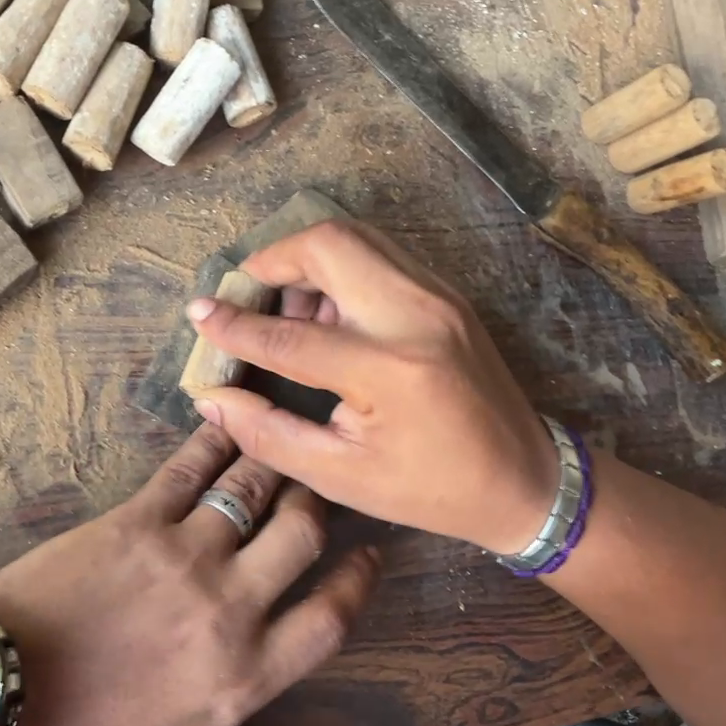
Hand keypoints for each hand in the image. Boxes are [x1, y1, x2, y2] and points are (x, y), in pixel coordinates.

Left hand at [0, 425, 379, 725]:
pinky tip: (224, 420)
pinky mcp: (131, 523)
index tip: (371, 555)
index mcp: (242, 676)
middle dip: (319, 506)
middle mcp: (226, 605)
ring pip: (250, 492)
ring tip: (285, 445)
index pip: (329, 619)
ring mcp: (179, 556)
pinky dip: (212, 444)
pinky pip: (185, 472)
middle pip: (299, 535)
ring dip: (275, 466)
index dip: (359, 582)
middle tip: (320, 491)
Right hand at [185, 220, 557, 554]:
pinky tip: (327, 313)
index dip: (235, 325)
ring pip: (355, 238)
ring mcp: (438, 295)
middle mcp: (415, 315)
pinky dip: (340, 268)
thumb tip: (211, 397)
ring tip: (286, 309)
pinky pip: (379, 254)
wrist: (526, 478)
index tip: (199, 313)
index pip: (290, 335)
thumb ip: (269, 434)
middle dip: (273, 260)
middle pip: (328, 244)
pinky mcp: (446, 293)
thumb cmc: (431, 488)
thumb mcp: (342, 477)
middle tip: (246, 295)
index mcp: (388, 370)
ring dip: (307, 261)